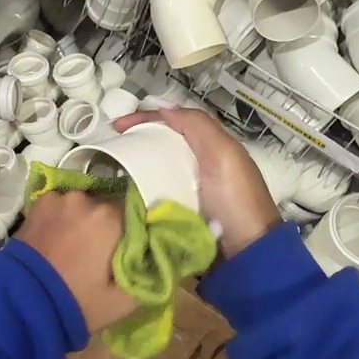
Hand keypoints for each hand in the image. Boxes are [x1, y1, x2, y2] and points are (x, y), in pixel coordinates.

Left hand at [16, 191, 137, 335]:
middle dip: (108, 227)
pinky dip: (62, 218)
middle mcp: (86, 200)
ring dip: (83, 221)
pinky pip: (61, 206)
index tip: (131, 251)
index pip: (137, 215)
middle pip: (109, 208)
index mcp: (111, 218)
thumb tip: (158, 261)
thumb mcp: (124, 301)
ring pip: (84, 206)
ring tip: (75, 248)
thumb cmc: (77, 301)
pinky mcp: (38, 203)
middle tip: (101, 254)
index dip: (135, 233)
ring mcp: (59, 198)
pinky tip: (57, 239)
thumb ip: (149, 277)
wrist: (21, 301)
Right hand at [114, 106, 279, 255]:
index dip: (146, 118)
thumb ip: (196, 126)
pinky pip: (158, 192)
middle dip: (138, 138)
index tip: (117, 127)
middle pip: (165, 142)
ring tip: (112, 166)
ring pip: (159, 166)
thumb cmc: (235, 200)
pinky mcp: (182, 213)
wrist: (248, 254)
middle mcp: (201, 164)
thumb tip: (160, 104)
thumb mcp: (222, 155)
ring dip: (136, 163)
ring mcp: (191, 190)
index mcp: (213, 147)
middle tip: (110, 145)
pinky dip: (141, 187)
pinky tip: (125, 190)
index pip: (175, 122)